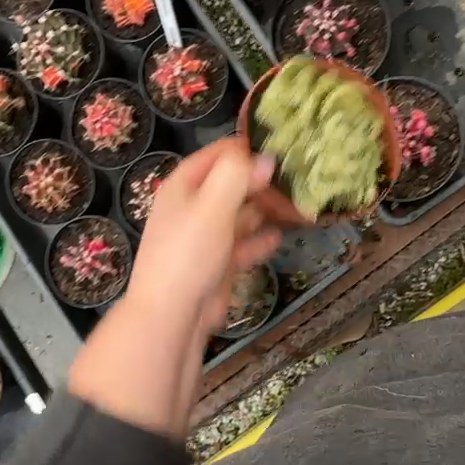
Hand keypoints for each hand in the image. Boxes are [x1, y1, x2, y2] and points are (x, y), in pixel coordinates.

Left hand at [129, 139, 283, 333]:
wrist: (172, 315)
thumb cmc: (189, 254)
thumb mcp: (212, 206)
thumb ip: (237, 177)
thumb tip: (265, 159)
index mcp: (182, 188)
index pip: (214, 155)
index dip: (243, 149)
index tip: (277, 149)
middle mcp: (191, 209)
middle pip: (228, 186)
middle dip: (258, 182)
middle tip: (292, 180)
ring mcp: (203, 239)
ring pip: (237, 216)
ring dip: (262, 211)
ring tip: (292, 207)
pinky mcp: (216, 266)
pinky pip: (241, 246)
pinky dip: (258, 240)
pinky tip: (278, 238)